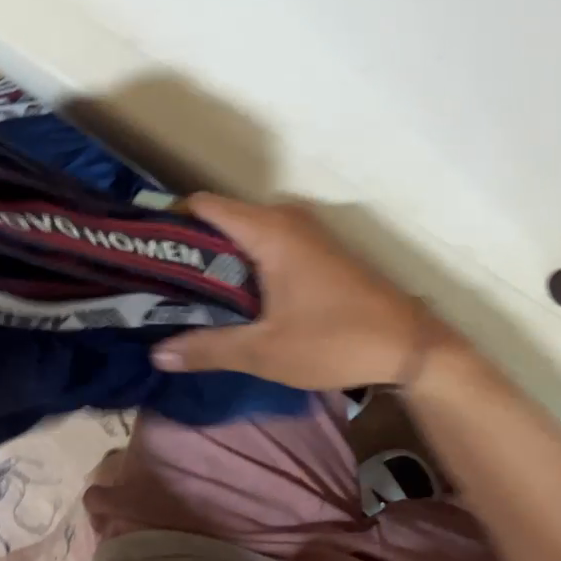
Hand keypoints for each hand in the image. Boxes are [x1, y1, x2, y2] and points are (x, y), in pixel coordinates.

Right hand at [151, 194, 449, 390]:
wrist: (415, 350)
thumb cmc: (337, 341)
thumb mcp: (265, 352)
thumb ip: (207, 348)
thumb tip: (156, 355)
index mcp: (268, 230)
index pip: (202, 205)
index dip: (169, 222)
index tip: (145, 251)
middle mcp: (284, 219)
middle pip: (219, 219)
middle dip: (188, 247)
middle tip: (157, 280)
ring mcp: (305, 232)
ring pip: (243, 233)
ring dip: (216, 258)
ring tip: (184, 291)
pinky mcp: (317, 251)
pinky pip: (264, 243)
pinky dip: (242, 263)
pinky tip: (229, 297)